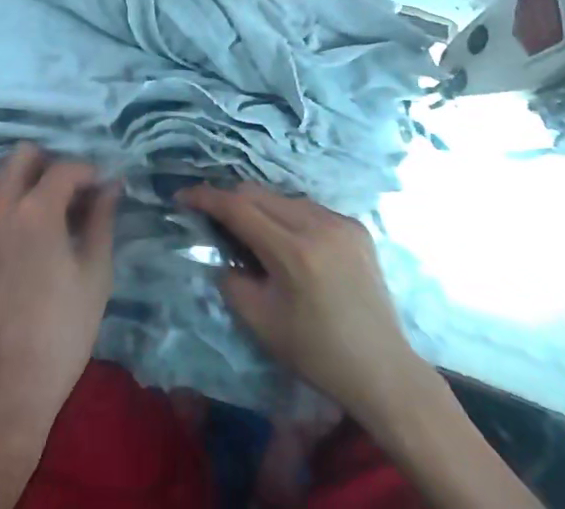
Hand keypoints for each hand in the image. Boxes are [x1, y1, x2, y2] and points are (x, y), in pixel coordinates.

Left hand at [0, 143, 118, 446]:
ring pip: (1, 175)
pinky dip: (7, 200)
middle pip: (23, 155)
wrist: (9, 380)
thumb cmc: (63, 328)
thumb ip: (102, 218)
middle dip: (52, 164)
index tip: (104, 188)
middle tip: (75, 194)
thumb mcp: (95, 271)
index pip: (66, 167)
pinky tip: (27, 231)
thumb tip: (111, 185)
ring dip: (27, 181)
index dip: (90, 171)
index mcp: (35, 209)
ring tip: (52, 213)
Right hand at [177, 184, 418, 416]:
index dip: (205, 198)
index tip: (182, 196)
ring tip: (251, 233)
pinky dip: (289, 217)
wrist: (382, 370)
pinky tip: (287, 241)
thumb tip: (223, 255)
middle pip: (259, 194)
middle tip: (212, 218)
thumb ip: (232, 280)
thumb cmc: (316, 353)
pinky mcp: (357, 228)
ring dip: (260, 207)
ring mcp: (342, 223)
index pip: (238, 208)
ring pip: (284, 198)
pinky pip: (310, 209)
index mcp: (293, 252)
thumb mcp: (259, 322)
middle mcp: (319, 226)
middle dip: (230, 200)